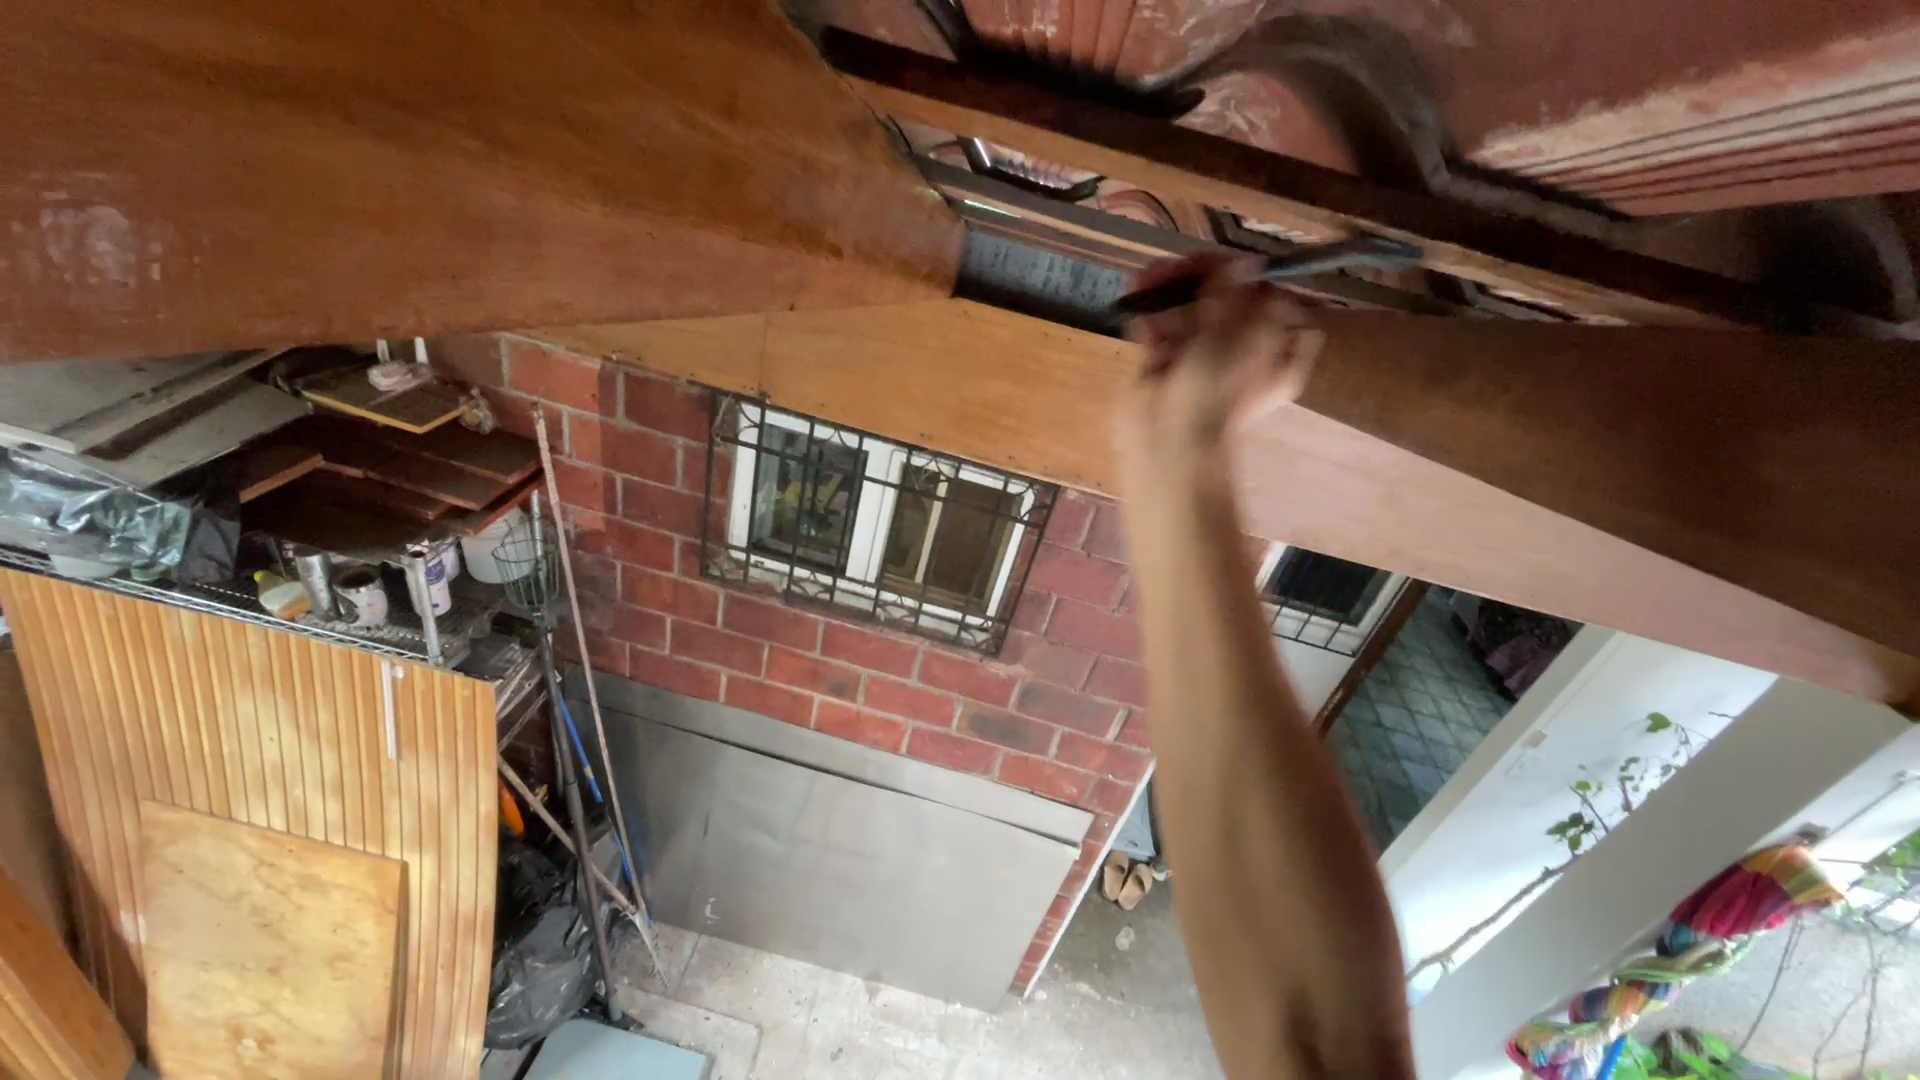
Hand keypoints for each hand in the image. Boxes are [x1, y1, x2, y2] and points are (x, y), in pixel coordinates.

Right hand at [1114, 253, 1323, 458]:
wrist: (1167, 441)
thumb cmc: (1213, 392)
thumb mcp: (1231, 336)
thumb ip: (1232, 295)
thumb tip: (1244, 261)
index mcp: (1271, 353)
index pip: (1271, 305)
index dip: (1254, 281)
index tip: (1234, 264)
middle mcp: (1236, 354)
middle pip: (1225, 305)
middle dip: (1205, 279)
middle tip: (1189, 263)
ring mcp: (1196, 360)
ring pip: (1188, 313)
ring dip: (1171, 288)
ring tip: (1155, 271)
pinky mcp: (1161, 365)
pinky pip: (1157, 329)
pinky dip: (1148, 307)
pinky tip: (1137, 285)